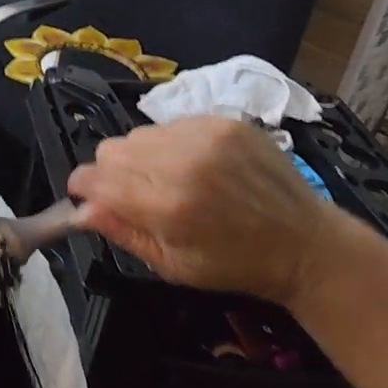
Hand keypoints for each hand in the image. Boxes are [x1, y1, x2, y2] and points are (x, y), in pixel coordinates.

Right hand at [66, 117, 352, 305]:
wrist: (308, 244)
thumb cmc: (235, 264)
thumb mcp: (172, 266)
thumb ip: (121, 231)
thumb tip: (79, 209)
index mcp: (166, 206)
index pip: (94, 179)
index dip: (85, 190)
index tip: (93, 200)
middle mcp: (180, 163)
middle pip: (110, 151)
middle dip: (113, 174)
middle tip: (139, 195)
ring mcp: (204, 137)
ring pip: (138, 135)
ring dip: (142, 157)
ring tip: (172, 179)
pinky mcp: (223, 122)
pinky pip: (170, 124)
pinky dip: (172, 144)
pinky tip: (197, 165)